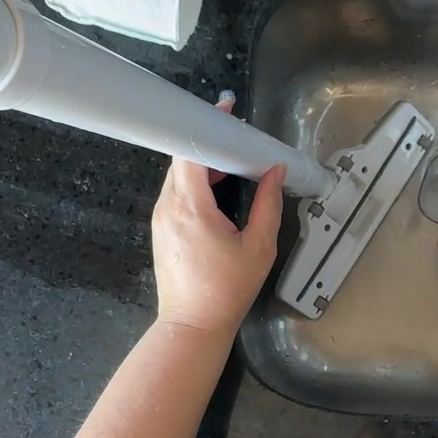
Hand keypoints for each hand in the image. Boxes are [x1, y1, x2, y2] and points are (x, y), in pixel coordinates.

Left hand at [152, 99, 284, 334]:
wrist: (193, 325)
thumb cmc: (226, 290)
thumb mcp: (259, 247)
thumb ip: (269, 204)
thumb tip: (276, 173)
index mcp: (190, 206)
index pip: (189, 149)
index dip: (206, 125)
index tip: (225, 112)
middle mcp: (168, 207)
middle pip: (182, 159)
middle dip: (208, 143)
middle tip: (236, 139)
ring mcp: (160, 218)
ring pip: (178, 177)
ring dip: (202, 165)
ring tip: (231, 163)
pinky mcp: (161, 230)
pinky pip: (176, 195)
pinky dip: (195, 184)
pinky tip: (218, 191)